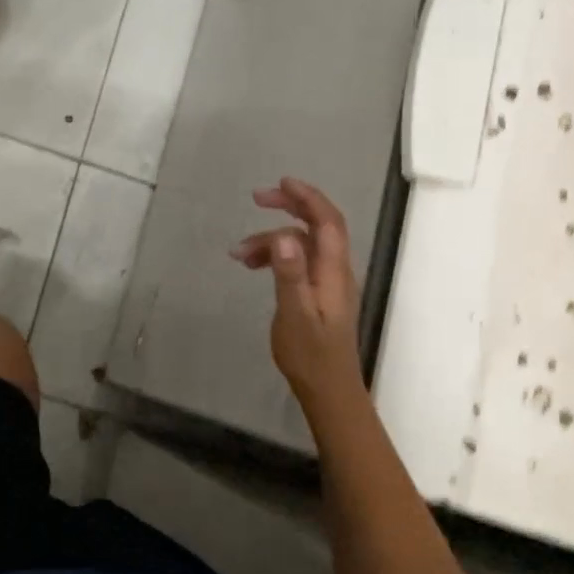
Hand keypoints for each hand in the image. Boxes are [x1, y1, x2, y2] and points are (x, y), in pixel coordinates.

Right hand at [230, 177, 362, 405]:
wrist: (328, 390)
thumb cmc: (310, 354)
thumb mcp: (294, 314)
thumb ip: (290, 274)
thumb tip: (283, 236)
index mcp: (333, 271)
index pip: (327, 222)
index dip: (308, 197)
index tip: (281, 183)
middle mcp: (336, 271)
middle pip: (318, 225)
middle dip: (290, 206)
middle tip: (258, 199)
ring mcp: (328, 282)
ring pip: (302, 245)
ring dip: (272, 240)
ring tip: (238, 253)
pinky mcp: (317, 293)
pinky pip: (297, 261)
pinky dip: (275, 256)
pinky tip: (252, 266)